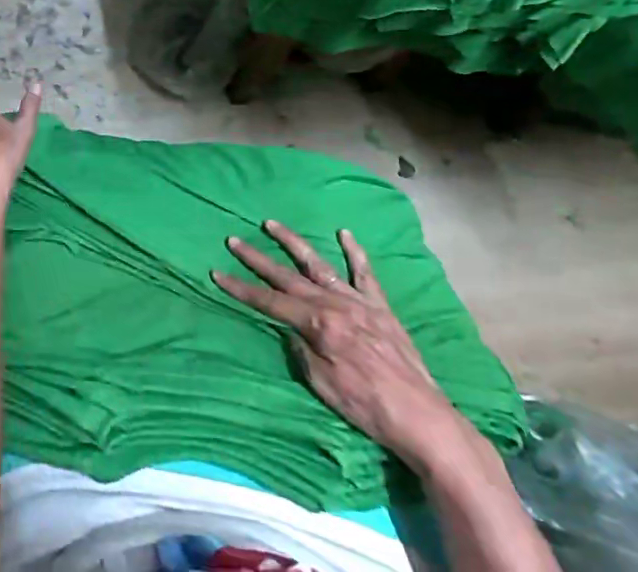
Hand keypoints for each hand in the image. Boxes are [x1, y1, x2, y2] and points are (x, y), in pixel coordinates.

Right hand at [213, 222, 465, 465]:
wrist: (419, 414)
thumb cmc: (366, 406)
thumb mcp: (323, 385)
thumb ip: (302, 350)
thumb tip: (290, 328)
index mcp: (318, 324)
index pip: (270, 302)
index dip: (242, 288)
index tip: (218, 273)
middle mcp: (335, 304)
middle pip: (287, 277)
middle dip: (257, 259)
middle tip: (234, 240)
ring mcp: (359, 301)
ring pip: (320, 264)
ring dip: (294, 243)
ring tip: (273, 224)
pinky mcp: (380, 306)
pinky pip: (365, 273)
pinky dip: (355, 252)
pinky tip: (345, 233)